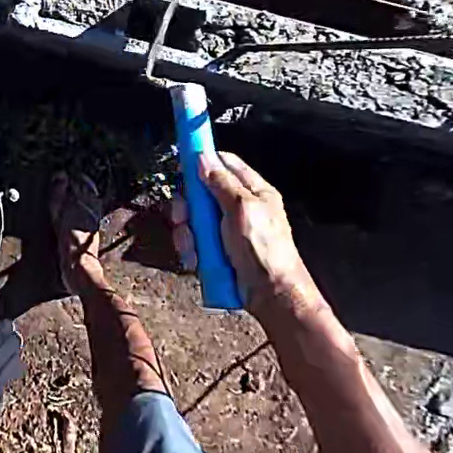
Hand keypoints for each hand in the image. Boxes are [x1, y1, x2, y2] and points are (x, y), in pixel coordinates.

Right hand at [171, 151, 320, 315]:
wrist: (270, 295)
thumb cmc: (265, 251)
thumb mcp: (241, 209)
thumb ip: (220, 182)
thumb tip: (203, 156)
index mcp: (253, 191)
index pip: (225, 163)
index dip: (204, 160)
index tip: (183, 161)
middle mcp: (238, 207)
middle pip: (200, 192)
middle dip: (188, 205)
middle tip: (186, 216)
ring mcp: (225, 229)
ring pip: (192, 218)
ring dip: (187, 231)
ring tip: (196, 245)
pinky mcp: (215, 248)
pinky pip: (193, 240)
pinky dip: (191, 248)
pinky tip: (197, 257)